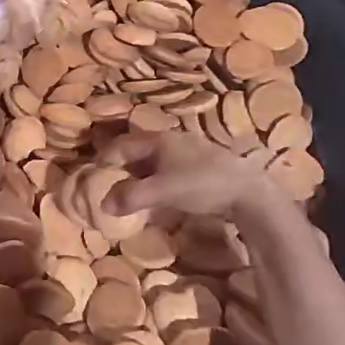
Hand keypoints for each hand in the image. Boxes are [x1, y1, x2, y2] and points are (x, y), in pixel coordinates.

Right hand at [99, 133, 317, 249]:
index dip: (106, 157)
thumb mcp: (161, 192)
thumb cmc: (200, 184)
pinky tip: (163, 192)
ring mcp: (191, 150)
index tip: (94, 171)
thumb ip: (131, 197)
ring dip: (143, 172)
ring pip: (157, 158)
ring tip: (135, 189)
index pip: (122, 145)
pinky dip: (160, 178)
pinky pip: (172, 167)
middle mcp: (173, 140)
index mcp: (158, 140)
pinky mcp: (205, 164)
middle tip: (112, 180)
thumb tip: (103, 205)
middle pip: (139, 149)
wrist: (249, 191)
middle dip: (124, 164)